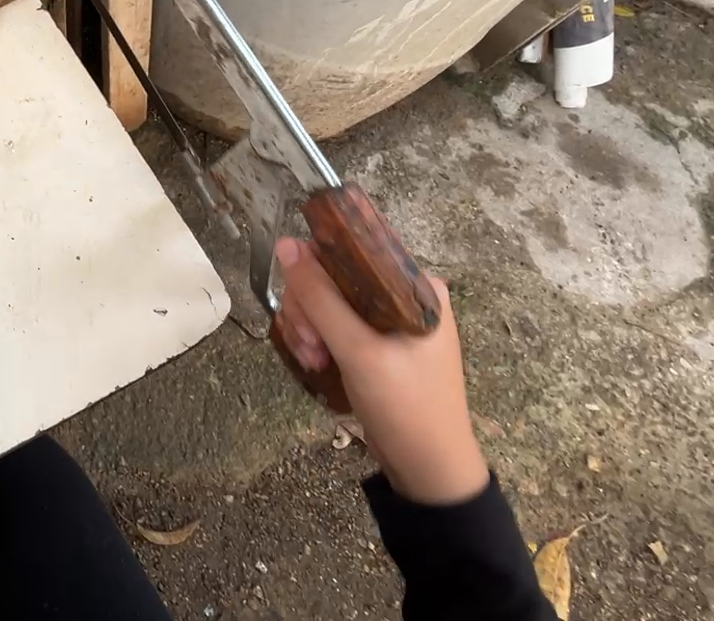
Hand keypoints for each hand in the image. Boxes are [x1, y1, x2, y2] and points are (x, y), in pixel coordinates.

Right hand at [275, 237, 487, 505]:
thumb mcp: (358, 350)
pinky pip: (330, 321)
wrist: (429, 470)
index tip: (304, 305)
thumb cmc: (405, 405)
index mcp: (414, 285)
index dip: (316, 270)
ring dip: (307, 326)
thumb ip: (320, 297)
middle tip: (310, 343)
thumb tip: (285, 244)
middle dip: (309, 308)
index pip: (350, 250)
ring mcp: (386, 318)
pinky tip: (315, 362)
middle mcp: (402, 293)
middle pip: (330, 275)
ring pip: (324, 299)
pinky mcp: (373, 340)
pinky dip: (316, 339)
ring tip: (312, 358)